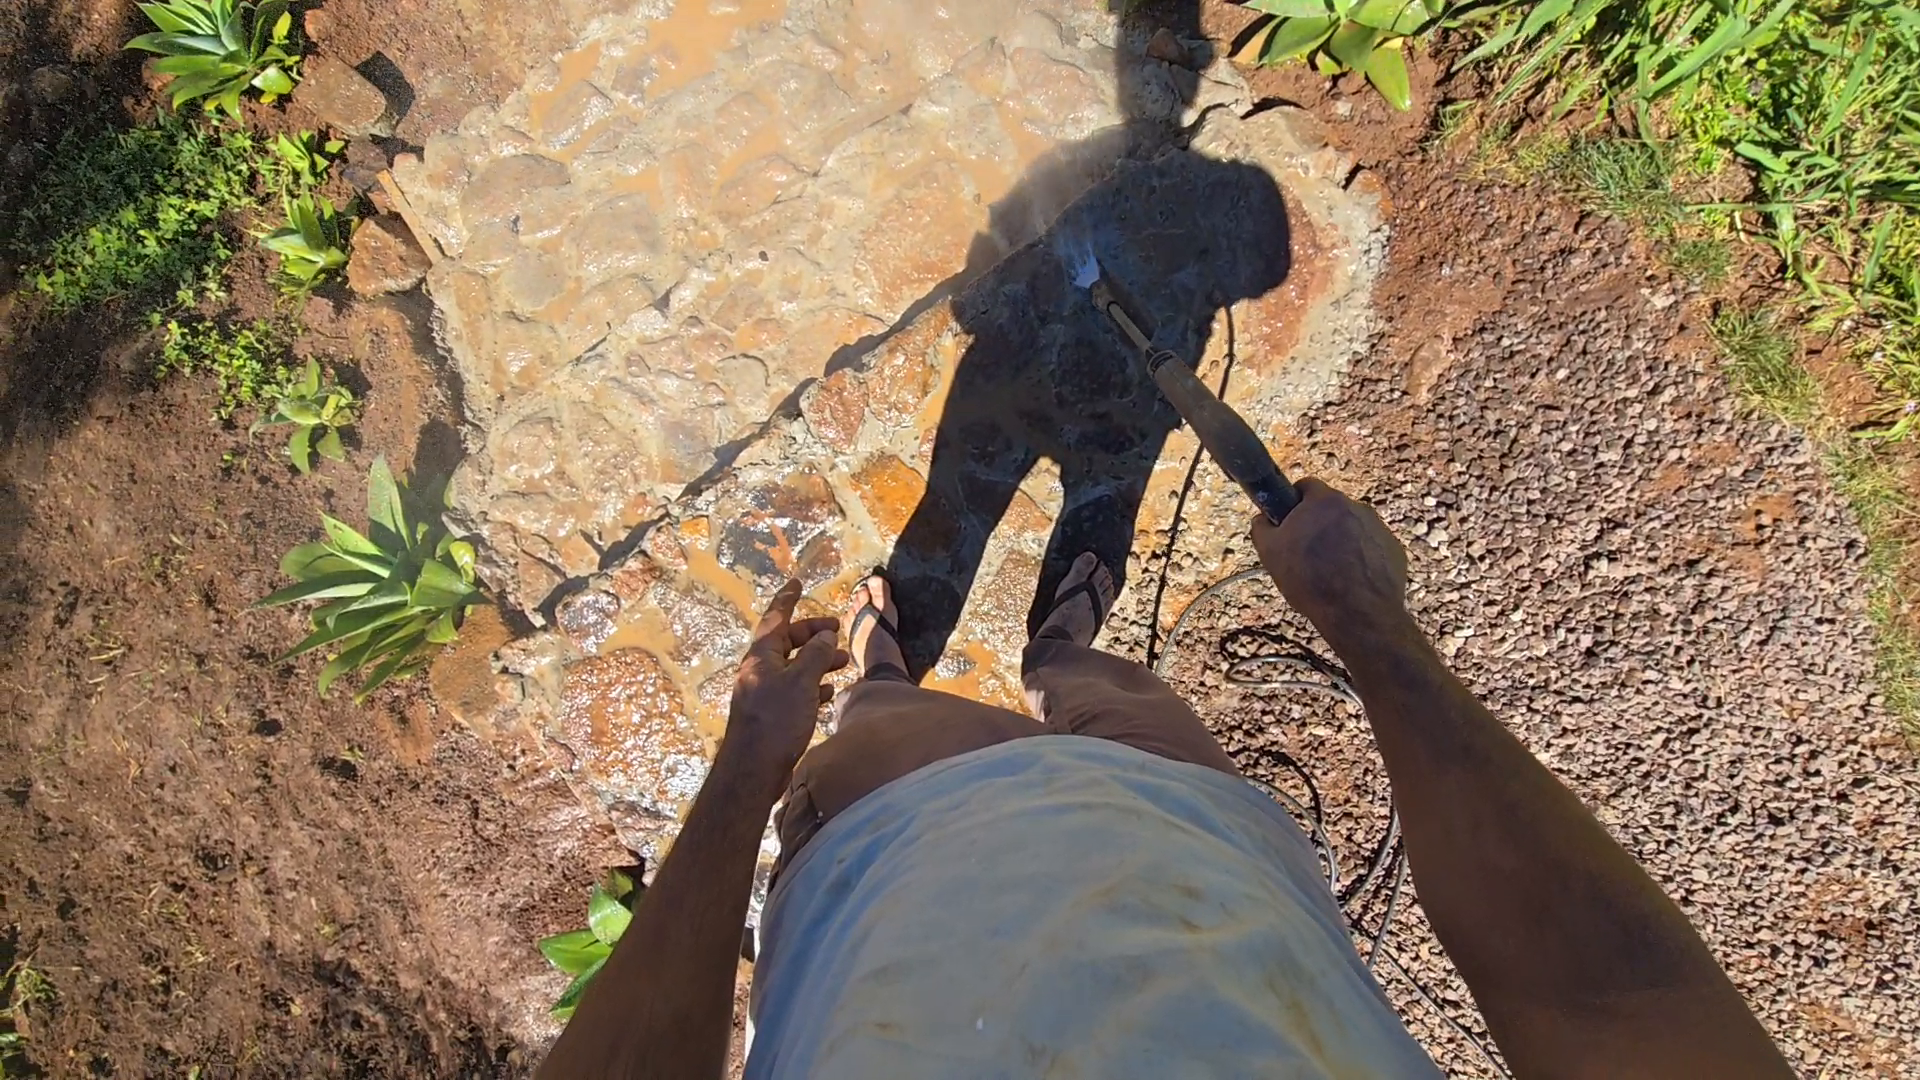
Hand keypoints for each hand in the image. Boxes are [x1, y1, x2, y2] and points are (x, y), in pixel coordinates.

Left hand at [719, 580, 848, 799]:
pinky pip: (794, 688)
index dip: (788, 599)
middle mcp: (759, 670)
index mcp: (761, 656)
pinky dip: (812, 684)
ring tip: (842, 661)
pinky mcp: (771, 713)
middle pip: (787, 641)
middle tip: (836, 629)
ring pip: (794, 666)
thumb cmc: (777, 719)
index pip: (776, 618)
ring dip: (817, 660)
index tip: (797, 582)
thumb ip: (816, 655)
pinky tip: (828, 691)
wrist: (754, 769)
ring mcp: (764, 692)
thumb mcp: (801, 681)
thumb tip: (825, 636)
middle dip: (812, 634)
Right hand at [1251, 479, 1411, 648]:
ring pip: (1351, 528)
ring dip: (1338, 541)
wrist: (1357, 612)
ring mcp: (1379, 528)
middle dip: (1317, 524)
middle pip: (1330, 509)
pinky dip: (1359, 558)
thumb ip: (1261, 527)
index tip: (1287, 521)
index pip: (1306, 486)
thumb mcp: (1269, 552)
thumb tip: (1262, 519)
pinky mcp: (1394, 550)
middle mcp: (1356, 507)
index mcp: (1325, 501)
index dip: (1293, 502)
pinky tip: (1347, 580)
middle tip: (1303, 551)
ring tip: (1326, 571)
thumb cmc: (1309, 579)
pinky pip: (1369, 547)